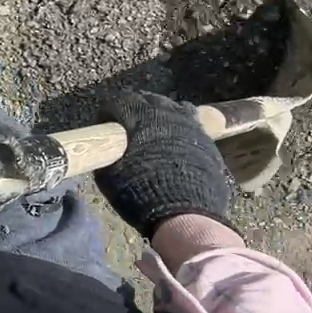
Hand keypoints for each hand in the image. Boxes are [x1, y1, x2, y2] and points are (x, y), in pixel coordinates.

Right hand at [93, 91, 235, 237]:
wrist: (184, 213)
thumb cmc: (138, 191)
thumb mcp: (108, 173)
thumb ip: (107, 154)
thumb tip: (107, 151)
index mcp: (138, 116)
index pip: (118, 100)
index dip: (107, 112)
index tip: (103, 125)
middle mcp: (166, 113)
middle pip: (147, 99)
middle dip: (134, 108)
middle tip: (127, 127)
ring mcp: (191, 125)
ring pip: (173, 108)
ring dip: (160, 116)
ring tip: (153, 132)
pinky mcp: (208, 141)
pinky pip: (192, 124)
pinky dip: (180, 129)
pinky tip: (174, 144)